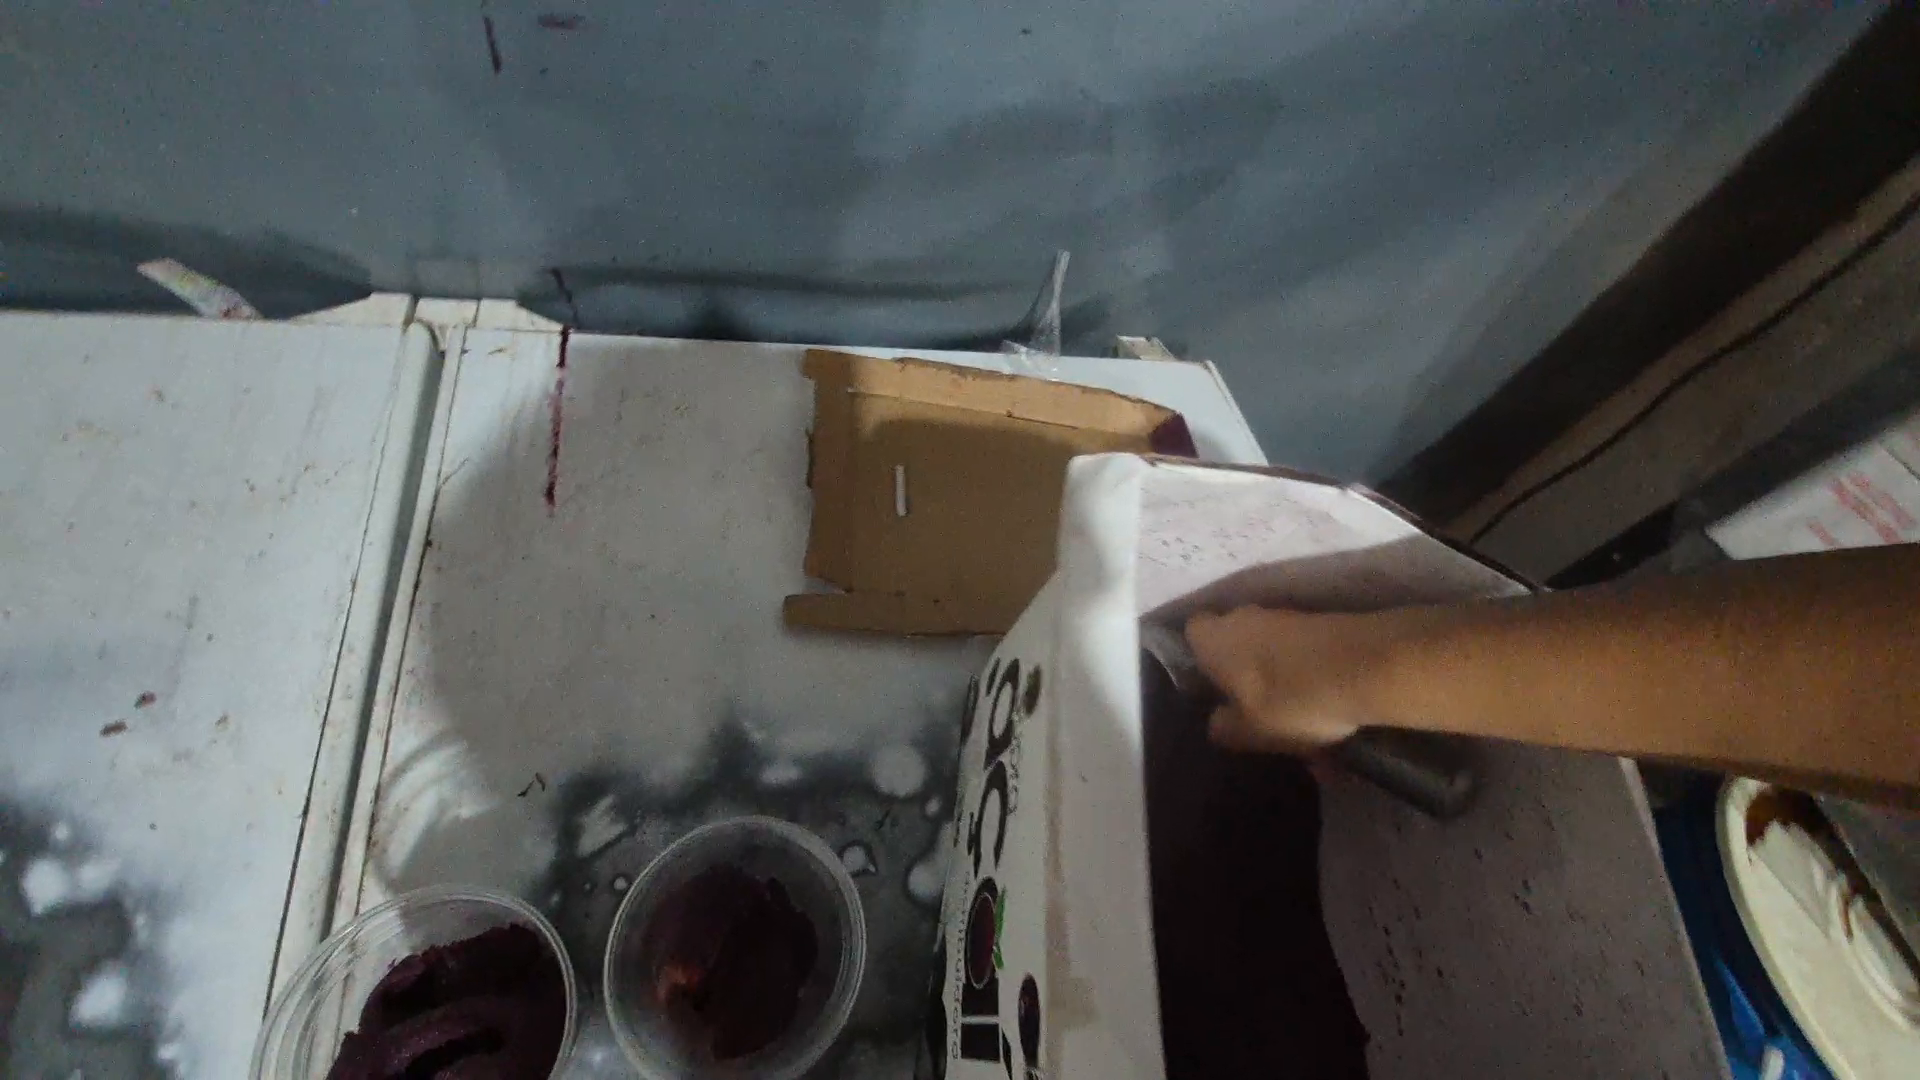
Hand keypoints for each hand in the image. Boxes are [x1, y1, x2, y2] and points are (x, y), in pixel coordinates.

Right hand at [1184, 607, 1376, 753]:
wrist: (1365, 668)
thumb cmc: (1289, 700)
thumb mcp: (1249, 732)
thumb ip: (1224, 727)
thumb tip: (1216, 722)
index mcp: (1213, 639)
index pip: (1191, 633)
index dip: (1199, 657)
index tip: (1212, 685)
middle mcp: (1243, 617)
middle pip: (1233, 638)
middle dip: (1241, 666)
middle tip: (1253, 703)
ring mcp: (1284, 615)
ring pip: (1271, 646)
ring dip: (1279, 671)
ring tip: (1297, 712)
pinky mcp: (1321, 621)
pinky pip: (1303, 650)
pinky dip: (1309, 672)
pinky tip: (1325, 702)